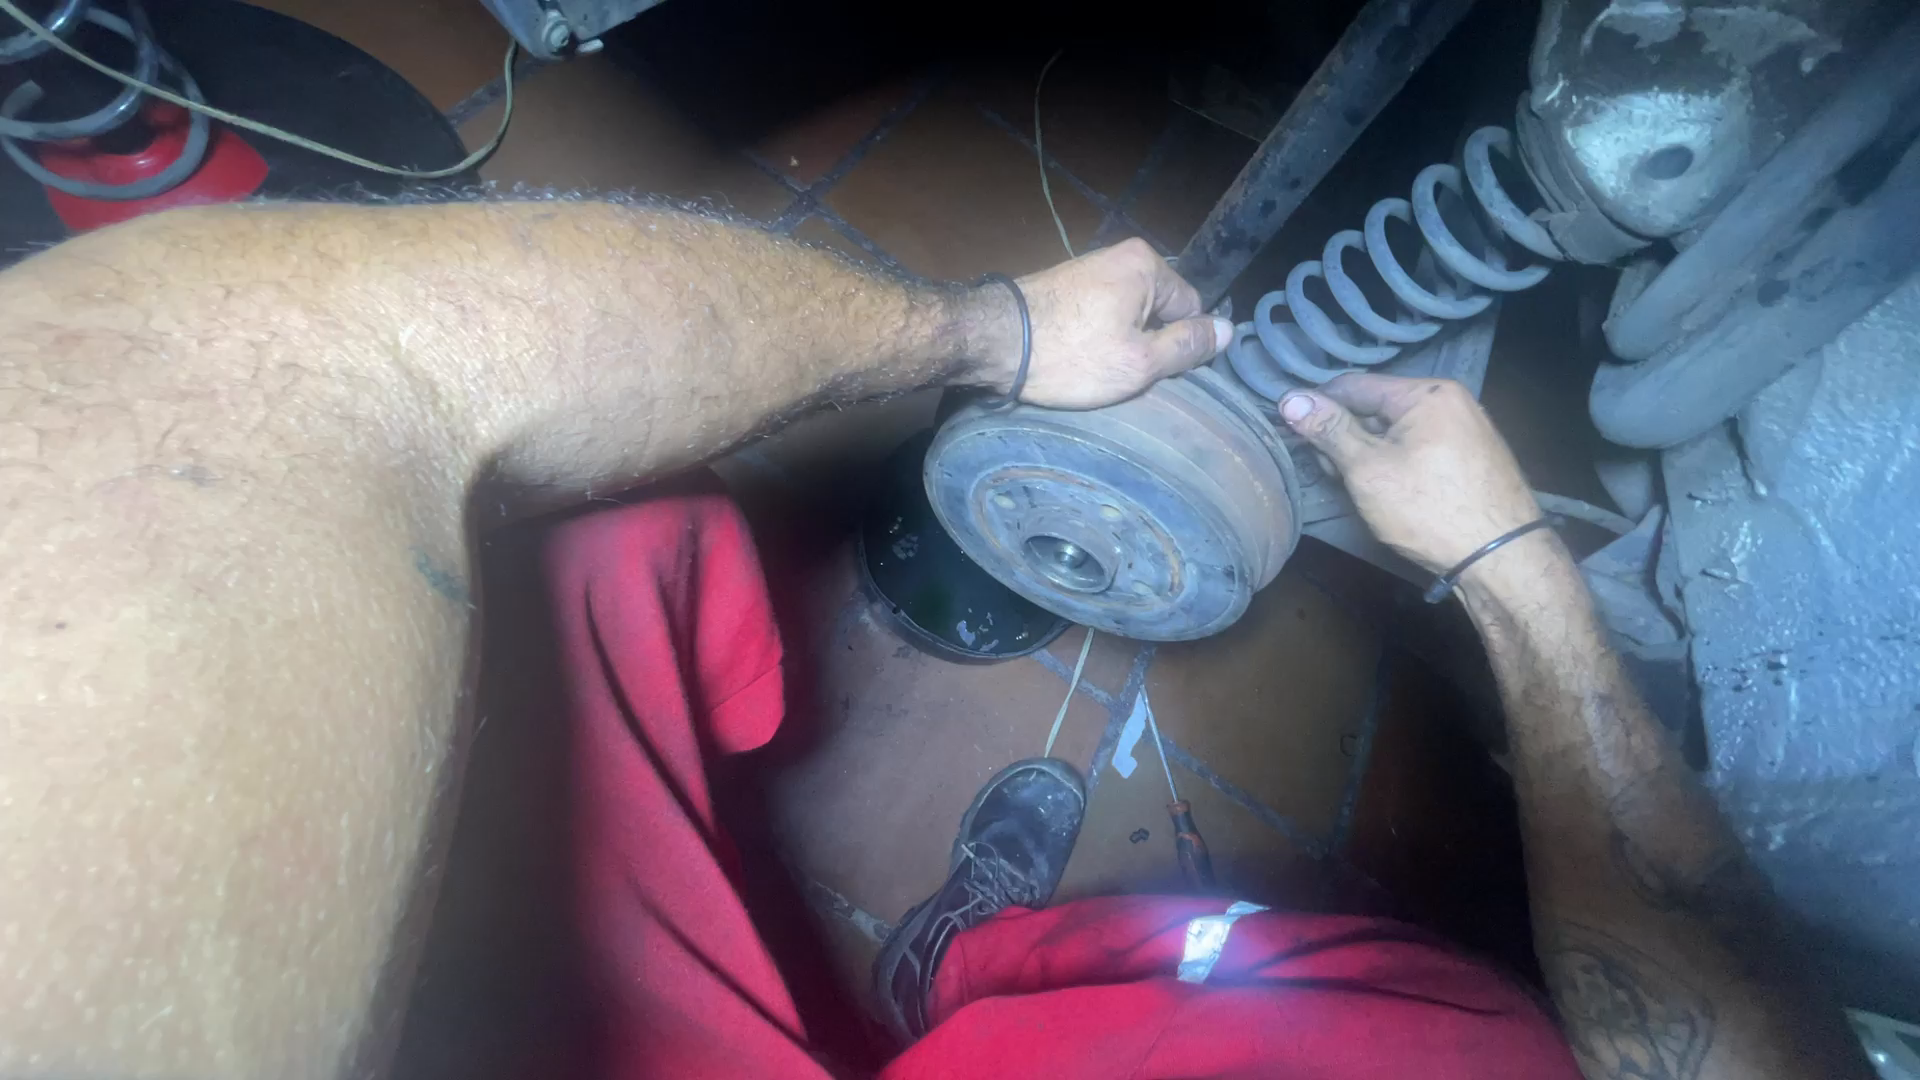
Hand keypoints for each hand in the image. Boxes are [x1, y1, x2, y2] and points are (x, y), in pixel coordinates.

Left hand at [976, 238, 1232, 408]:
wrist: (993, 342)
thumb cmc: (1071, 355)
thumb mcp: (1139, 362)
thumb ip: (1187, 346)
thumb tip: (1229, 330)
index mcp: (1147, 265)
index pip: (1191, 309)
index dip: (1179, 347)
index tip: (1155, 373)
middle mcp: (1119, 257)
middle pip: (1156, 312)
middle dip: (1146, 345)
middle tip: (1122, 376)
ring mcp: (1087, 270)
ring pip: (1125, 318)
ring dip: (1118, 346)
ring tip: (1094, 371)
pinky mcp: (1061, 289)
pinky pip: (1097, 318)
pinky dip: (1092, 341)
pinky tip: (1076, 361)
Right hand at [1276, 374, 1542, 574]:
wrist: (1499, 558)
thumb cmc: (1427, 508)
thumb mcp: (1367, 468)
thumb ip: (1329, 430)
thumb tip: (1290, 399)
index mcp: (1427, 394)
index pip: (1352, 385)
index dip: (1315, 407)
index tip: (1287, 432)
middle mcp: (1448, 401)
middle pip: (1371, 408)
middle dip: (1341, 436)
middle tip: (1328, 472)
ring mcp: (1461, 429)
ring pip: (1390, 431)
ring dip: (1361, 453)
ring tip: (1353, 487)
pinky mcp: (1465, 456)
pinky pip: (1412, 446)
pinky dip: (1387, 462)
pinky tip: (1381, 490)